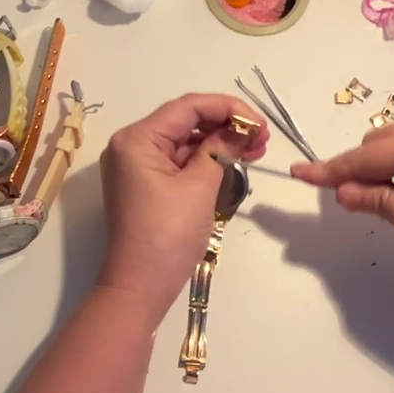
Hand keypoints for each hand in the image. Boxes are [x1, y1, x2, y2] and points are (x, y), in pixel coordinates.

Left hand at [97, 94, 269, 312]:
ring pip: (184, 141)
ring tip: (255, 151)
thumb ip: (221, 149)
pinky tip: (232, 163)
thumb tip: (242, 129)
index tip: (260, 124)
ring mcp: (135, 165)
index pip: (187, 107)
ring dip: (219, 143)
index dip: (228, 108)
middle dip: (226, 125)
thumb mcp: (200, 188)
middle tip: (262, 139)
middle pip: (185, 121)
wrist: (140, 286)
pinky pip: (178, 161)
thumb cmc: (167, 236)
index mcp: (137, 139)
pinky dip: (205, 160)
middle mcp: (131, 145)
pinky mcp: (144, 183)